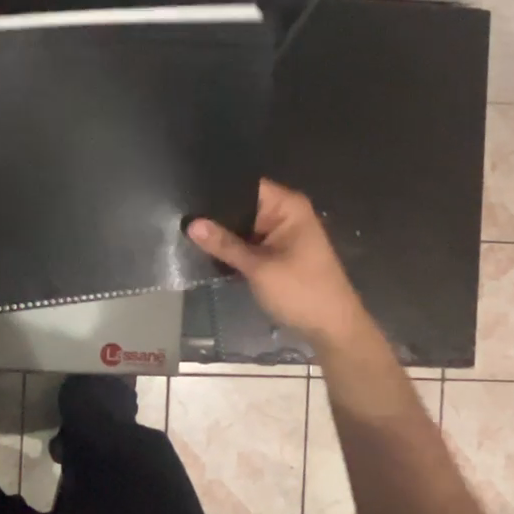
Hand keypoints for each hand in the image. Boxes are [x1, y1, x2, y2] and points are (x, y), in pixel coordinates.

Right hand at [187, 179, 366, 348]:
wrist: (332, 329)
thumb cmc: (301, 292)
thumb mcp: (259, 268)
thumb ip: (224, 244)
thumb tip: (191, 223)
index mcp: (288, 206)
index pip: (247, 185)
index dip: (218, 188)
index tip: (187, 194)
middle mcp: (285, 213)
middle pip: (242, 204)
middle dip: (216, 213)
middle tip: (180, 216)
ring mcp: (281, 234)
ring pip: (243, 225)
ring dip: (222, 232)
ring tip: (185, 230)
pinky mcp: (276, 252)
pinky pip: (248, 241)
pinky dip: (232, 247)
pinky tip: (205, 248)